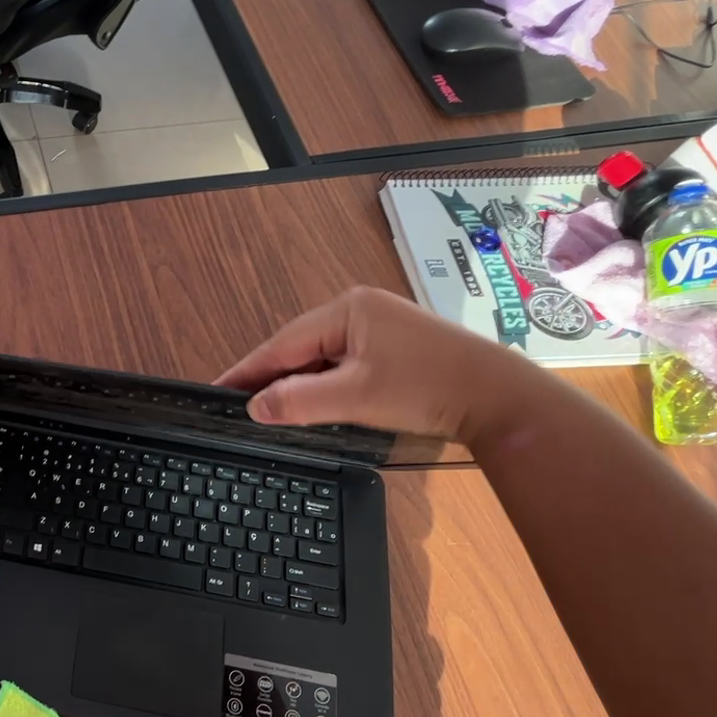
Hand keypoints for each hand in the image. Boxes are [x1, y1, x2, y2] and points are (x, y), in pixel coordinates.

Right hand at [214, 286, 536, 441]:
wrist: (501, 398)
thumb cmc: (428, 388)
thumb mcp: (355, 397)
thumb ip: (298, 400)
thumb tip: (254, 406)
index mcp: (347, 309)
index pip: (280, 344)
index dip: (246, 371)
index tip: (216, 390)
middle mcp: (358, 309)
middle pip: (297, 348)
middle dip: (269, 378)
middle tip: (238, 406)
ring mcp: (377, 325)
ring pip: (318, 357)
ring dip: (296, 383)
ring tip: (267, 408)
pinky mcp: (391, 345)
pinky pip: (340, 362)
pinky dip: (321, 383)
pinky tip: (310, 402)